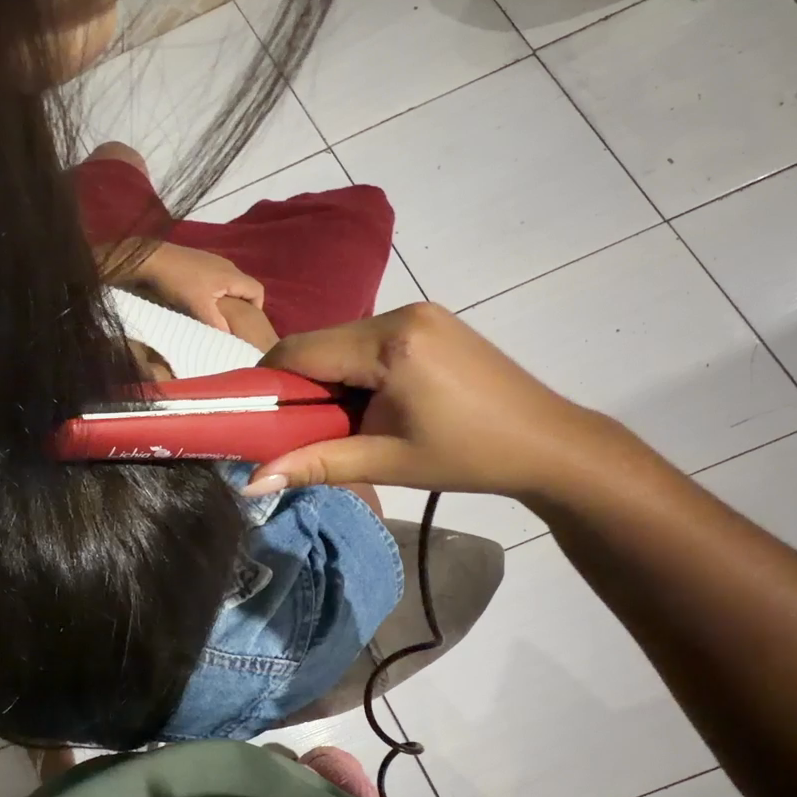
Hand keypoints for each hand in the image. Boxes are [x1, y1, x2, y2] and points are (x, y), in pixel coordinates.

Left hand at [133, 243, 264, 332]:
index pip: (257, 291)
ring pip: (230, 284)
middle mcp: (229, 266)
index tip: (246, 323)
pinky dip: (216, 292)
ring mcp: (215, 262)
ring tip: (216, 315)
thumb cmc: (179, 283)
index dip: (257, 308)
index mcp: (233, 276)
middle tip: (231, 322)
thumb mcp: (198, 306)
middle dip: (241, 306)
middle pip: (245, 287)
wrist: (154, 259)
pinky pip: (218, 279)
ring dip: (227, 299)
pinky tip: (201, 301)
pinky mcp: (202, 262)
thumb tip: (230, 339)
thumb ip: (216, 322)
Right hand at [245, 303, 633, 498]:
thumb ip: (312, 463)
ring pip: (339, 341)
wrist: (547, 444)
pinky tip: (366, 402)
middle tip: (299, 428)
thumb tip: (249, 484)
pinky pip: (365, 340)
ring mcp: (419, 312)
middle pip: (317, 344)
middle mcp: (401, 314)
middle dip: (297, 385)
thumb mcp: (383, 462)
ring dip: (325, 378)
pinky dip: (351, 369)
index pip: (299, 352)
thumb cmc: (466, 457)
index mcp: (390, 344)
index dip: (266, 384)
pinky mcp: (429, 321)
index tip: (254, 419)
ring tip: (338, 420)